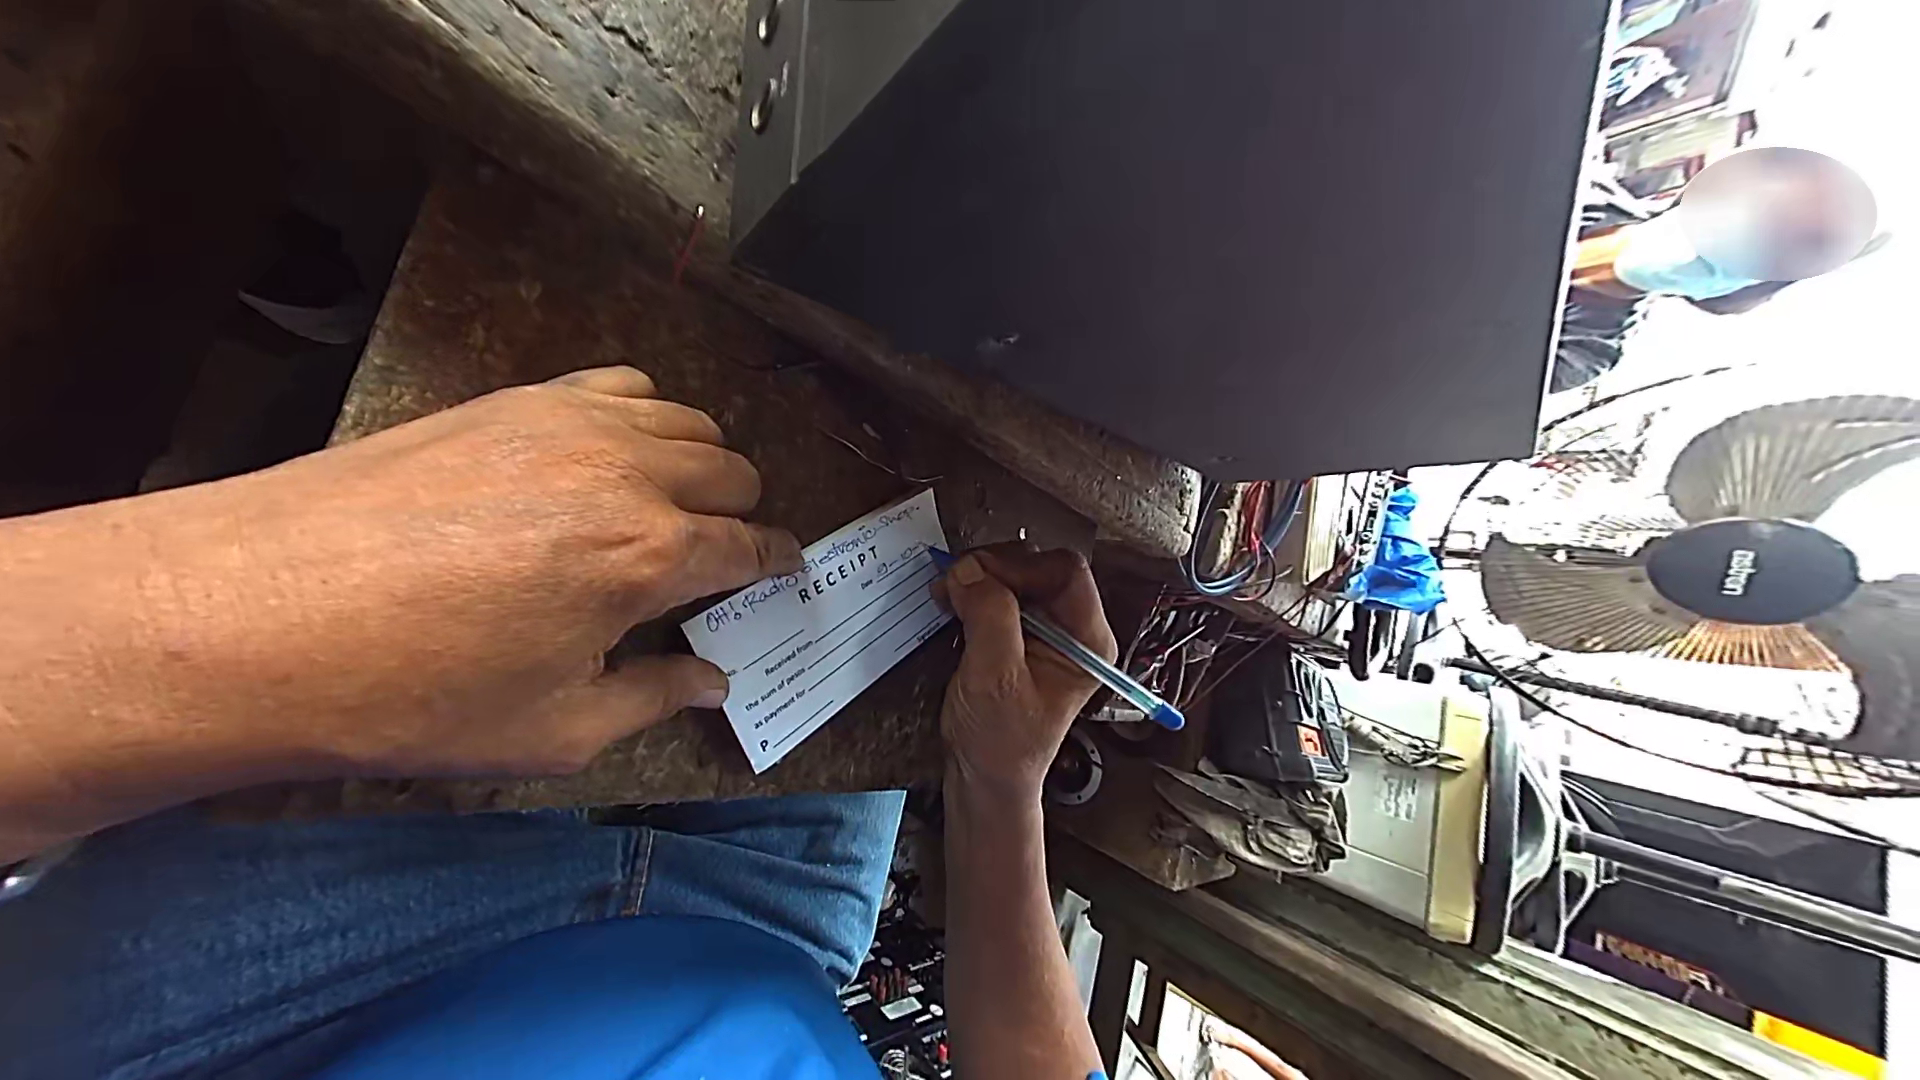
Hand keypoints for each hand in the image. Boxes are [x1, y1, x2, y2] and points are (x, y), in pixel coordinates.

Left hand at [0, 366, 801, 813]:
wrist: (235, 618)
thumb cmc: (413, 695)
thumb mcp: (555, 730)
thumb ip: (657, 697)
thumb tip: (716, 682)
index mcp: (653, 557)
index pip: (752, 546)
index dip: (778, 559)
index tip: (785, 566)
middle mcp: (634, 477)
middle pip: (736, 475)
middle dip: (744, 514)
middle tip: (720, 547)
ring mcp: (577, 426)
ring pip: (692, 423)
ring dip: (703, 464)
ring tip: (676, 498)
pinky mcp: (521, 400)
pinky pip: (625, 385)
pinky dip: (646, 416)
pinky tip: (617, 450)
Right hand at [933, 545, 1114, 798]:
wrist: (985, 776)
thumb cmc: (1000, 741)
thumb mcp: (995, 680)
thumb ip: (990, 619)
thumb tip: (970, 570)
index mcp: (1087, 640)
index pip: (1066, 573)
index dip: (1021, 568)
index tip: (979, 580)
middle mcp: (1071, 626)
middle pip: (1040, 566)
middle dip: (996, 568)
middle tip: (957, 582)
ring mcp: (1044, 626)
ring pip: (1016, 573)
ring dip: (980, 576)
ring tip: (949, 593)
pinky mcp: (1018, 630)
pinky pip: (998, 591)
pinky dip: (973, 589)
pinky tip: (952, 601)